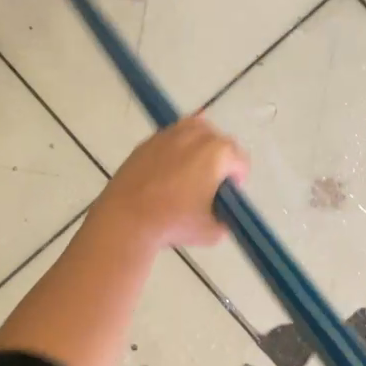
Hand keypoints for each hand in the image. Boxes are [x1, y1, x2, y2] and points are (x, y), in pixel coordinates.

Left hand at [91, 116, 248, 250]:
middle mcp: (195, 135)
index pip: (239, 161)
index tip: (228, 195)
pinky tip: (166, 172)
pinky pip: (169, 140)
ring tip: (190, 173)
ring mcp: (168, 135)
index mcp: (218, 152)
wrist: (126, 218)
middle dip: (219, 160)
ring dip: (198, 149)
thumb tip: (220, 217)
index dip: (238, 179)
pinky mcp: (146, 142)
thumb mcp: (210, 232)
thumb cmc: (172, 223)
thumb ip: (223, 220)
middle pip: (218, 141)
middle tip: (209, 184)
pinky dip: (173, 151)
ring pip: (193, 133)